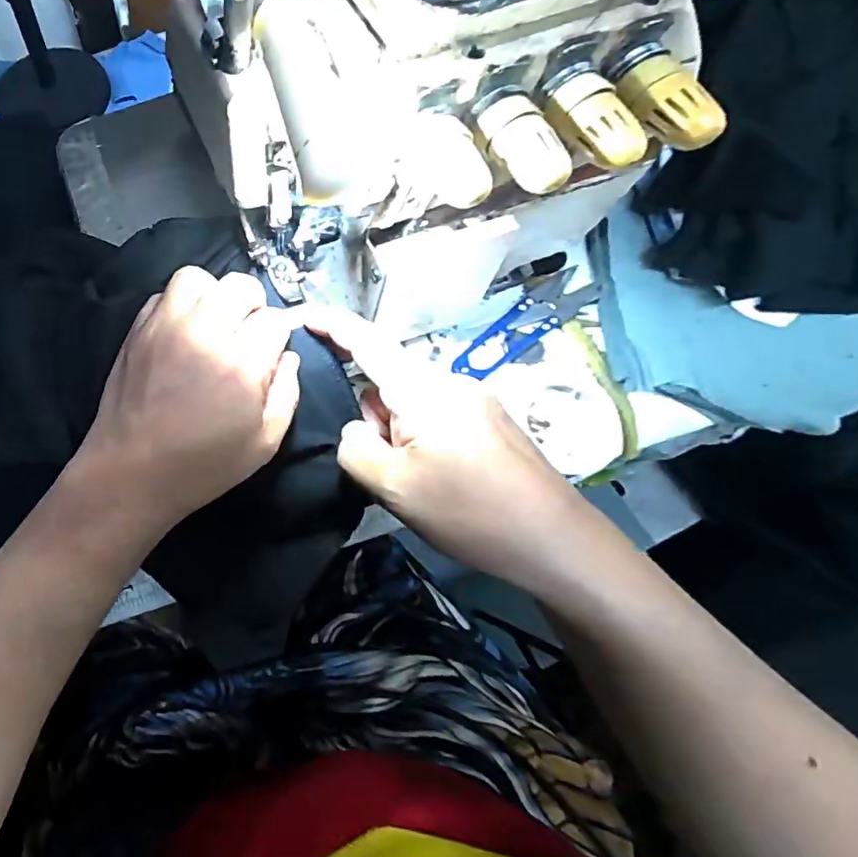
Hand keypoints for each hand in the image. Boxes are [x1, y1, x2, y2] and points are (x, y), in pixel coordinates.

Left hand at [74, 267, 301, 531]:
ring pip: (197, 278)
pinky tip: (182, 333)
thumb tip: (288, 358)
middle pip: (240, 286)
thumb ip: (286, 394)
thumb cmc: (202, 465)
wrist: (131, 471)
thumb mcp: (263, 443)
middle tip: (246, 333)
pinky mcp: (138, 329)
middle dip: (252, 306)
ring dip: (212, 295)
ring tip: (212, 323)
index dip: (277, 336)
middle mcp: (204, 332)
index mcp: (241, 361)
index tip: (268, 355)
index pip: (274, 320)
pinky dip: (178, 306)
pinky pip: (163, 295)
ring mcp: (166, 325)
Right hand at [301, 307, 633, 599]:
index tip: (300, 313)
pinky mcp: (489, 421)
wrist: (557, 543)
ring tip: (421, 483)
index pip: (366, 341)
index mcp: (422, 388)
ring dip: (398, 435)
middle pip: (386, 382)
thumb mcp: (392, 486)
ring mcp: (474, 400)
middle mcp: (449, 382)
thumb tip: (357, 430)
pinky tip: (444, 481)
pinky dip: (422, 441)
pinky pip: (435, 417)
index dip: (331, 323)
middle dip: (372, 418)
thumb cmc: (470, 511)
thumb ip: (355, 448)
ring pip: (410, 404)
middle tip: (387, 470)